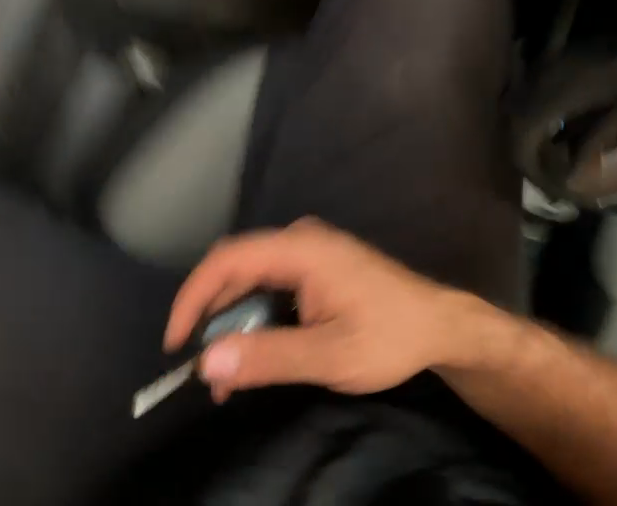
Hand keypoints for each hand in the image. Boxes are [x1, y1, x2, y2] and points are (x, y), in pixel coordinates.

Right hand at [165, 218, 497, 400]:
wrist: (441, 326)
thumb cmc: (390, 336)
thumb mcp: (329, 355)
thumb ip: (268, 357)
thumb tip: (208, 363)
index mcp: (301, 249)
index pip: (228, 259)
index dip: (193, 297)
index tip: (175, 343)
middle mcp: (300, 240)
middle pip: (236, 268)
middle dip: (211, 318)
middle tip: (201, 369)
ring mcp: (309, 252)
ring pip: (251, 280)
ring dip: (233, 324)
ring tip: (226, 377)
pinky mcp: (315, 268)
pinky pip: (270, 286)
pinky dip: (255, 319)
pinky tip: (253, 355)